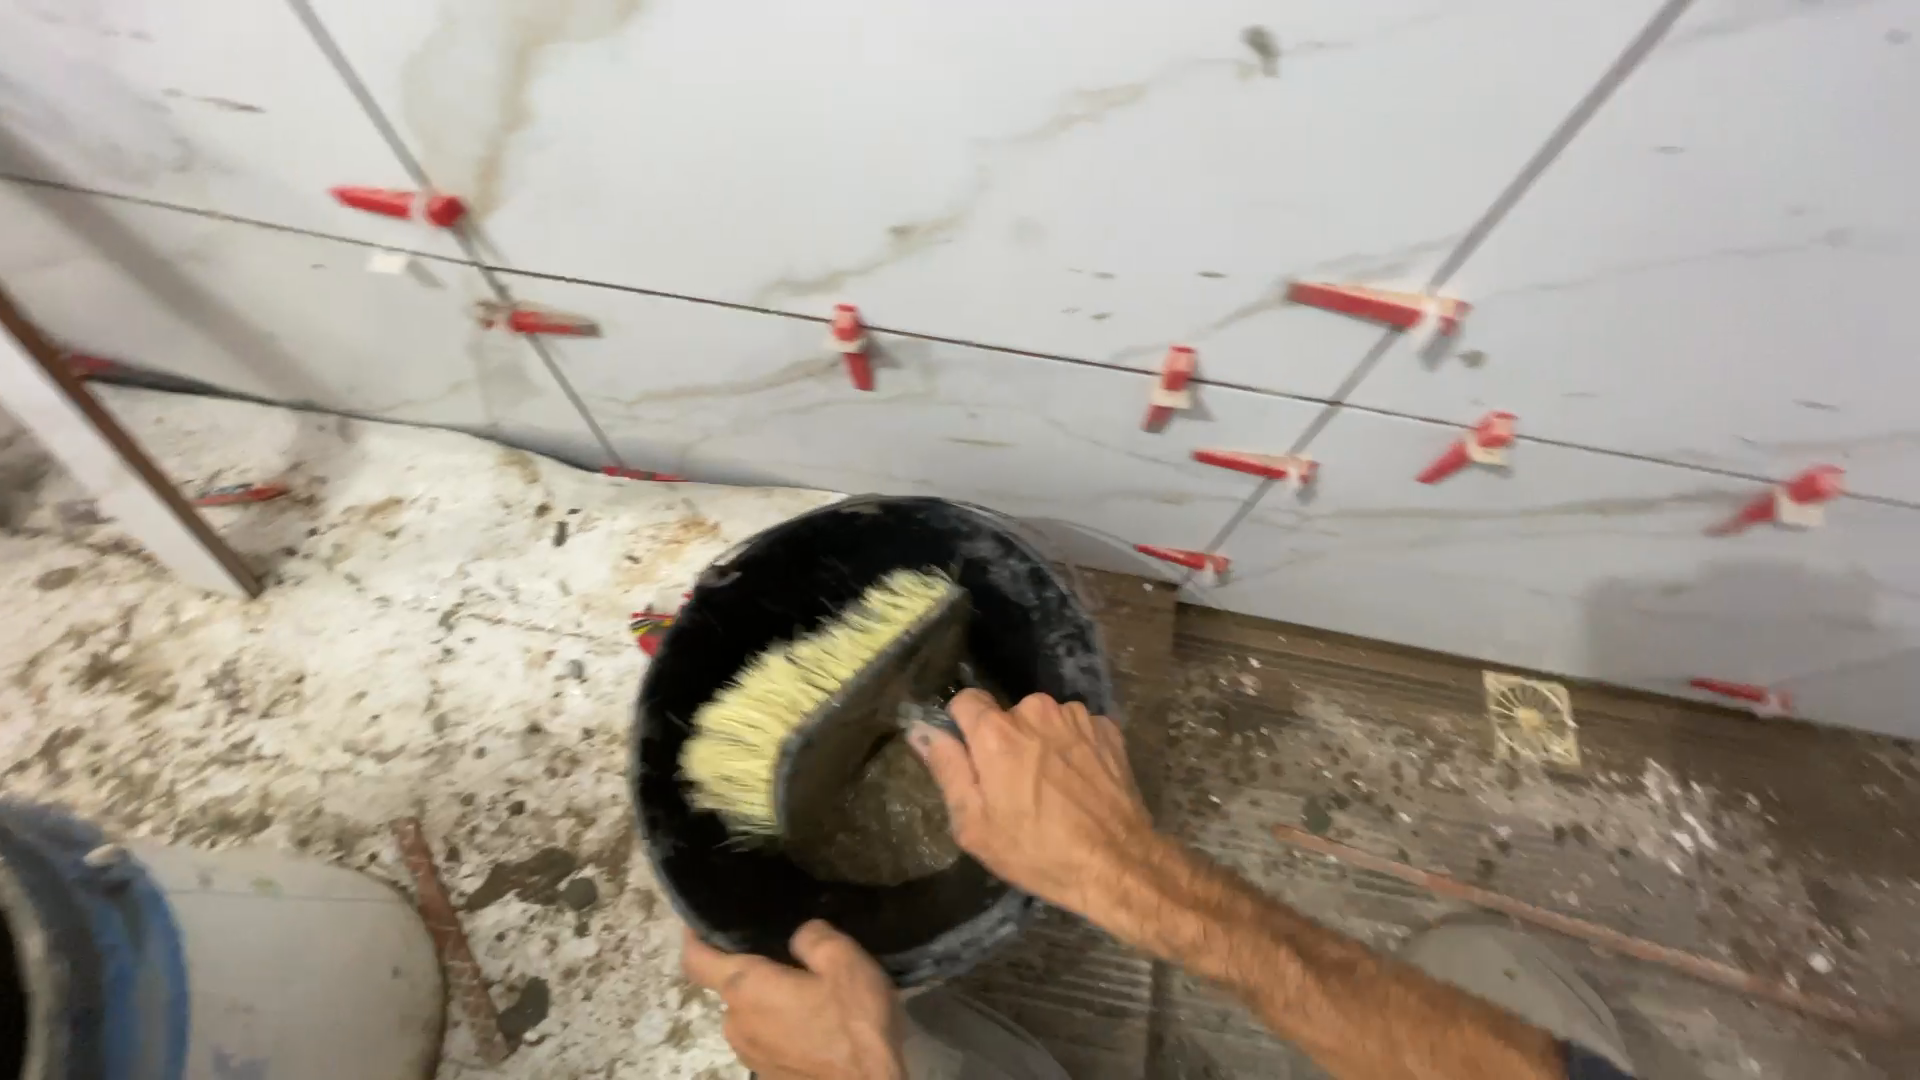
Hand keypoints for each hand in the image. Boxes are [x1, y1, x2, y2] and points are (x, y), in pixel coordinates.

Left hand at [681, 921, 904, 1079]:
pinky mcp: (769, 1074)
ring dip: (770, 994)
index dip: (694, 936)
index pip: (697, 961)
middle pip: (730, 984)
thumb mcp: (843, 959)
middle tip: (788, 946)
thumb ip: (812, 935)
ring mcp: (751, 1054)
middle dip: (753, 964)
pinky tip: (815, 1017)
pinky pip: (765, 1034)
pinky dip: (781, 1019)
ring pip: (750, 1011)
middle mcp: (737, 1023)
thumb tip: (797, 936)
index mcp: (746, 988)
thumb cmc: (853, 1022)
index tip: (701, 919)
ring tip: (807, 982)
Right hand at [908, 689, 1156, 917]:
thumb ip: (947, 768)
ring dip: (1042, 744)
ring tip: (1053, 789)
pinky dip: (1073, 749)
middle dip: (1005, 743)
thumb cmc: (1037, 850)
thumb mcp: (975, 824)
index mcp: (996, 731)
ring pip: (1043, 722)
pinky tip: (1080, 784)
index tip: (972, 759)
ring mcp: (1076, 716)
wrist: (1117, 863)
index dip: (964, 728)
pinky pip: (1076, 730)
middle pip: (1007, 716)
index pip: (965, 701)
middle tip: (1016, 789)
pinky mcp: (1107, 728)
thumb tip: (922, 731)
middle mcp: (1035, 710)